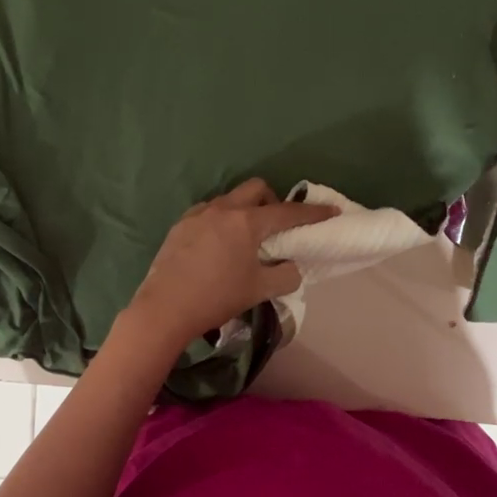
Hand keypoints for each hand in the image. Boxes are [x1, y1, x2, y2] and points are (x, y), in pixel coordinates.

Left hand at [124, 179, 336, 348]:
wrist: (165, 308)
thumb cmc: (216, 297)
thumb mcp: (260, 290)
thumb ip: (285, 274)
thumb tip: (290, 265)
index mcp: (247, 222)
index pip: (288, 212)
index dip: (313, 212)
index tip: (331, 212)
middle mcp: (222, 209)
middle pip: (256, 189)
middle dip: (273, 201)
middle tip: (278, 225)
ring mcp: (197, 214)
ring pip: (229, 199)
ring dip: (245, 210)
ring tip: (246, 237)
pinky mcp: (179, 225)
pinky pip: (208, 212)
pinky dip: (221, 220)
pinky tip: (219, 243)